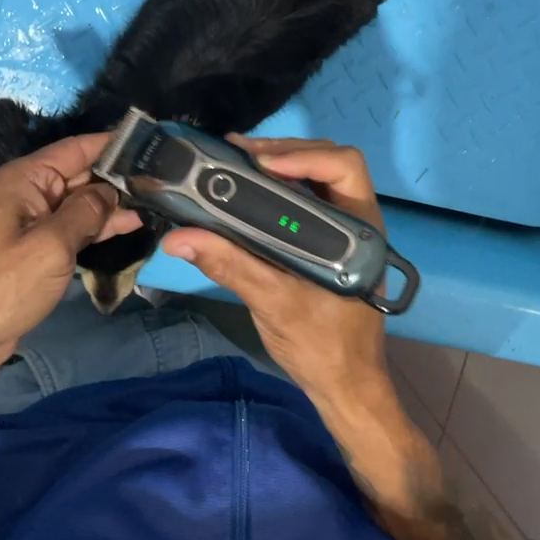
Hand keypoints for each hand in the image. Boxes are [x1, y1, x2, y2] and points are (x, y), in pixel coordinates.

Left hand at [0, 134, 142, 371]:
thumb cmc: (4, 285)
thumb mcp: (52, 244)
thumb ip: (87, 212)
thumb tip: (110, 191)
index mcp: (23, 179)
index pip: (75, 149)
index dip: (112, 144)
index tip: (150, 143)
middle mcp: (26, 193)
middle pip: (79, 174)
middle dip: (117, 176)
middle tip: (163, 178)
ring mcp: (30, 222)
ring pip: (79, 203)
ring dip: (112, 205)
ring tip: (156, 201)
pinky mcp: (34, 250)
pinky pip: (71, 228)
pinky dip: (97, 228)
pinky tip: (130, 226)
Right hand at [161, 137, 390, 405]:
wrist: (345, 387)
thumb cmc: (323, 347)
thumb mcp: (274, 304)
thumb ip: (230, 265)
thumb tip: (179, 237)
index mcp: (361, 231)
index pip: (343, 167)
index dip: (302, 157)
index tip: (259, 163)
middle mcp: (357, 219)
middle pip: (327, 161)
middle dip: (283, 151)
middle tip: (237, 153)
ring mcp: (343, 229)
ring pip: (315, 176)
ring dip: (278, 164)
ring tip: (236, 160)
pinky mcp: (327, 240)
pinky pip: (304, 197)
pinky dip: (276, 186)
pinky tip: (246, 188)